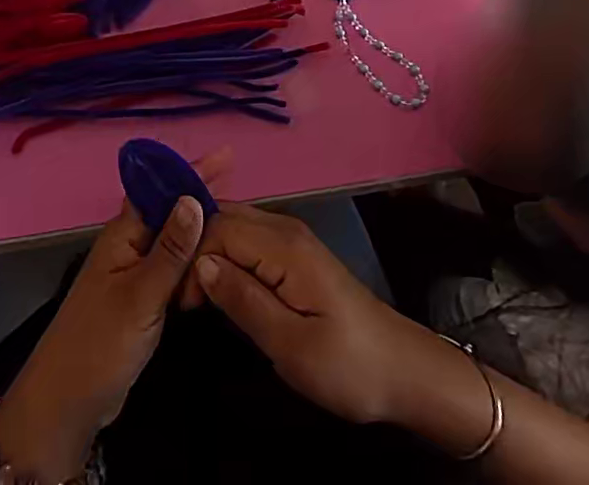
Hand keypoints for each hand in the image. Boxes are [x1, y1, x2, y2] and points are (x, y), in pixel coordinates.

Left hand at [0, 149, 228, 480]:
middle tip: (244, 205)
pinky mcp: (143, 299)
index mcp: (122, 235)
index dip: (190, 170)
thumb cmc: (98, 345)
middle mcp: (130, 247)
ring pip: (176, 244)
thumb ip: (170, 250)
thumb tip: (193, 199)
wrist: (67, 406)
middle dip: (203, 203)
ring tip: (239, 234)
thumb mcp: (140, 296)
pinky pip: (175, 270)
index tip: (227, 156)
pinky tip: (217, 269)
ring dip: (202, 239)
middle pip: (170, 213)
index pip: (158, 188)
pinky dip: (195, 267)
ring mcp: (136, 274)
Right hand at [191, 204, 475, 431]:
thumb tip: (200, 263)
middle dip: (196, 250)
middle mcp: (287, 230)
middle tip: (187, 301)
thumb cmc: (348, 365)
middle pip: (225, 218)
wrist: (403, 370)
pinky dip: (228, 258)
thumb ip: (243, 300)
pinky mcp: (296, 254)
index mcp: (285, 246)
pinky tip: (222, 288)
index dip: (192, 258)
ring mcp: (294, 239)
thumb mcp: (290, 345)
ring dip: (210, 254)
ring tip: (198, 299)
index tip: (185, 304)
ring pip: (235, 226)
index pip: (218, 227)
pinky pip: (250, 241)